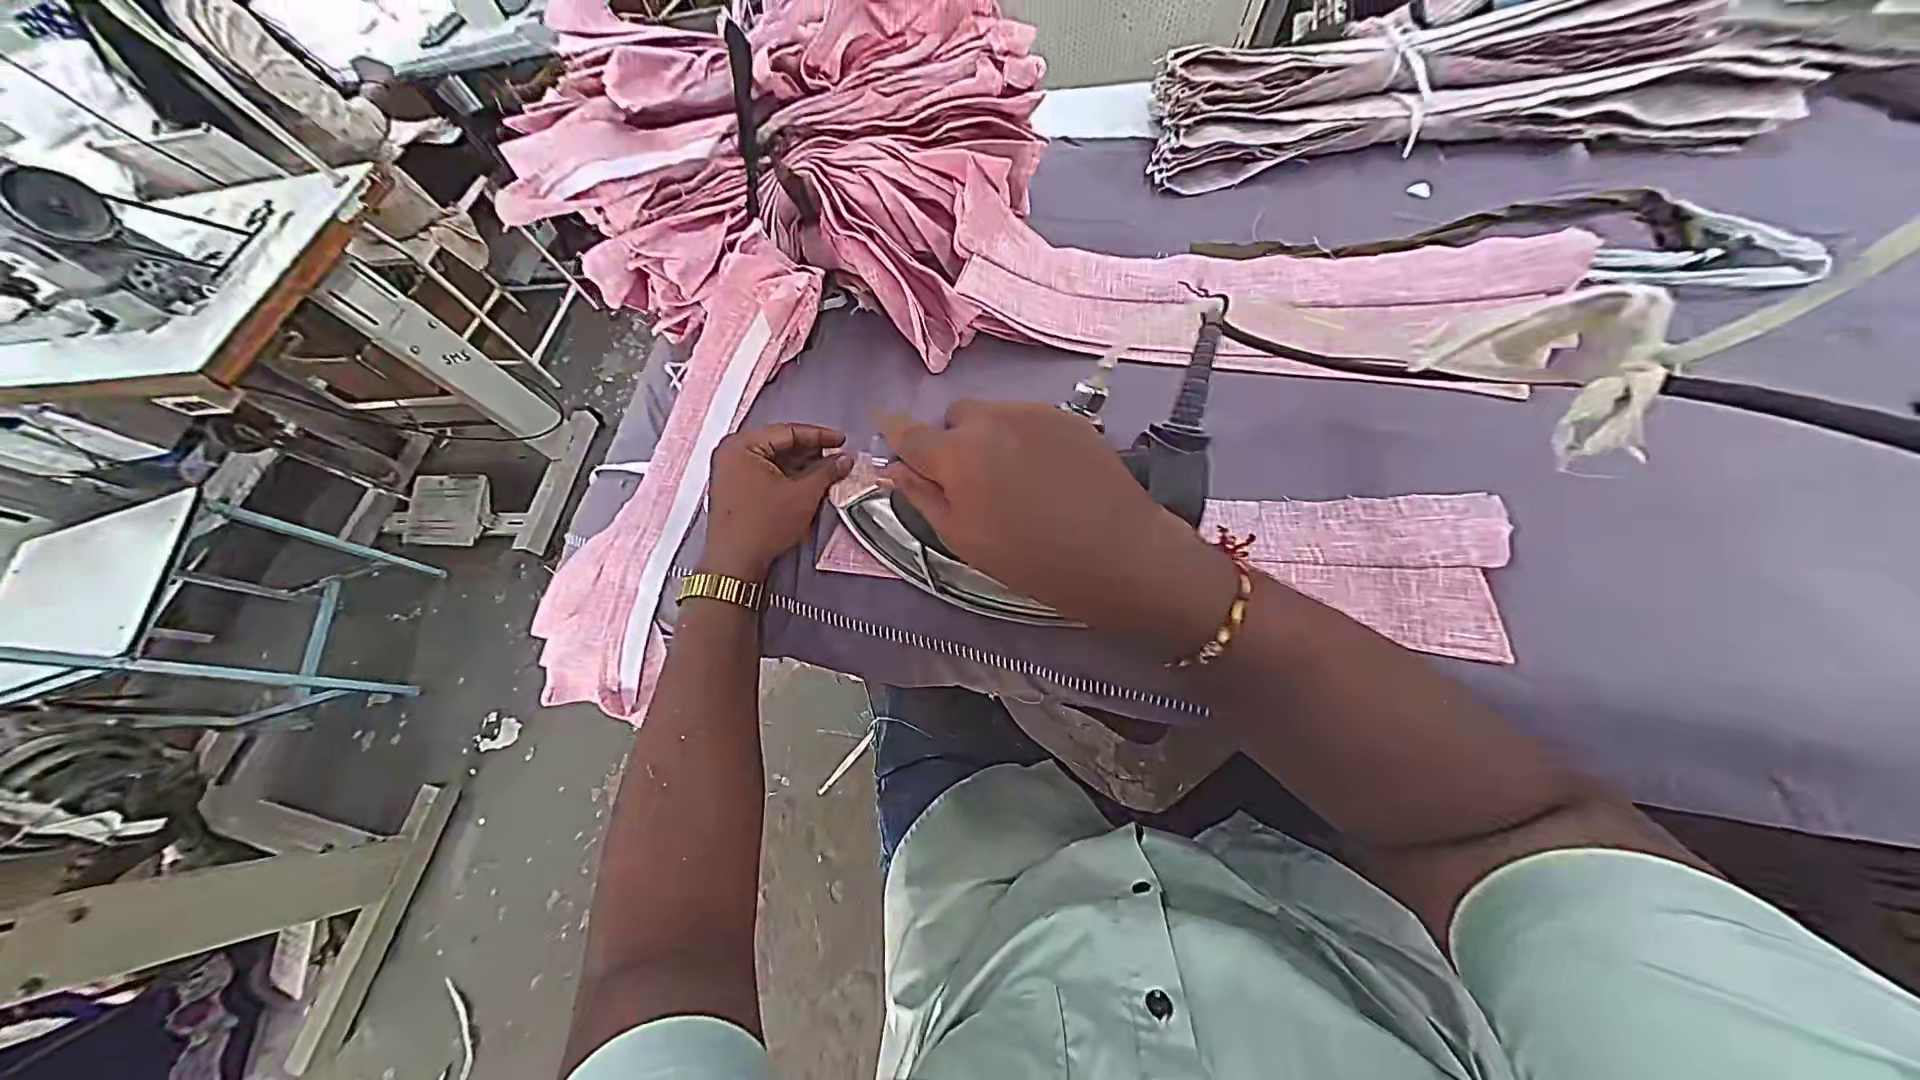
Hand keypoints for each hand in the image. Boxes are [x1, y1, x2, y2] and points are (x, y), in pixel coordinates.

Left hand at [701, 423, 852, 581]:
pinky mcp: (734, 488)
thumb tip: (845, 459)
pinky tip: (808, 484)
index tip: (842, 440)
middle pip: (779, 444)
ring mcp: (730, 471)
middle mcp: (732, 452)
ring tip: (828, 472)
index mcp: (742, 445)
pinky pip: (765, 473)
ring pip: (774, 460)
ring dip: (801, 465)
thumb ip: (827, 471)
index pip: (787, 431)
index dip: (819, 435)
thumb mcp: (803, 495)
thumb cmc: (765, 524)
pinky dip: (788, 476)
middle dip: (811, 452)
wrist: (735, 562)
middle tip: (838, 457)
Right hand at [879, 400, 1235, 656]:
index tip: (884, 425)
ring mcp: (1033, 413)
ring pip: (993, 414)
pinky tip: (1043, 472)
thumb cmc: (1032, 560)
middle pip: (955, 417)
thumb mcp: (964, 539)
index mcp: (958, 453)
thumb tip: (896, 469)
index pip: (910, 432)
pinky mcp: (1067, 417)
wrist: (1118, 552)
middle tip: (972, 481)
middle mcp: (991, 420)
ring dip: (988, 437)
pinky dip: (1022, 438)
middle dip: (953, 441)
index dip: (893, 430)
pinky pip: (1027, 419)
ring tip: (1013, 478)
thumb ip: (923, 497)